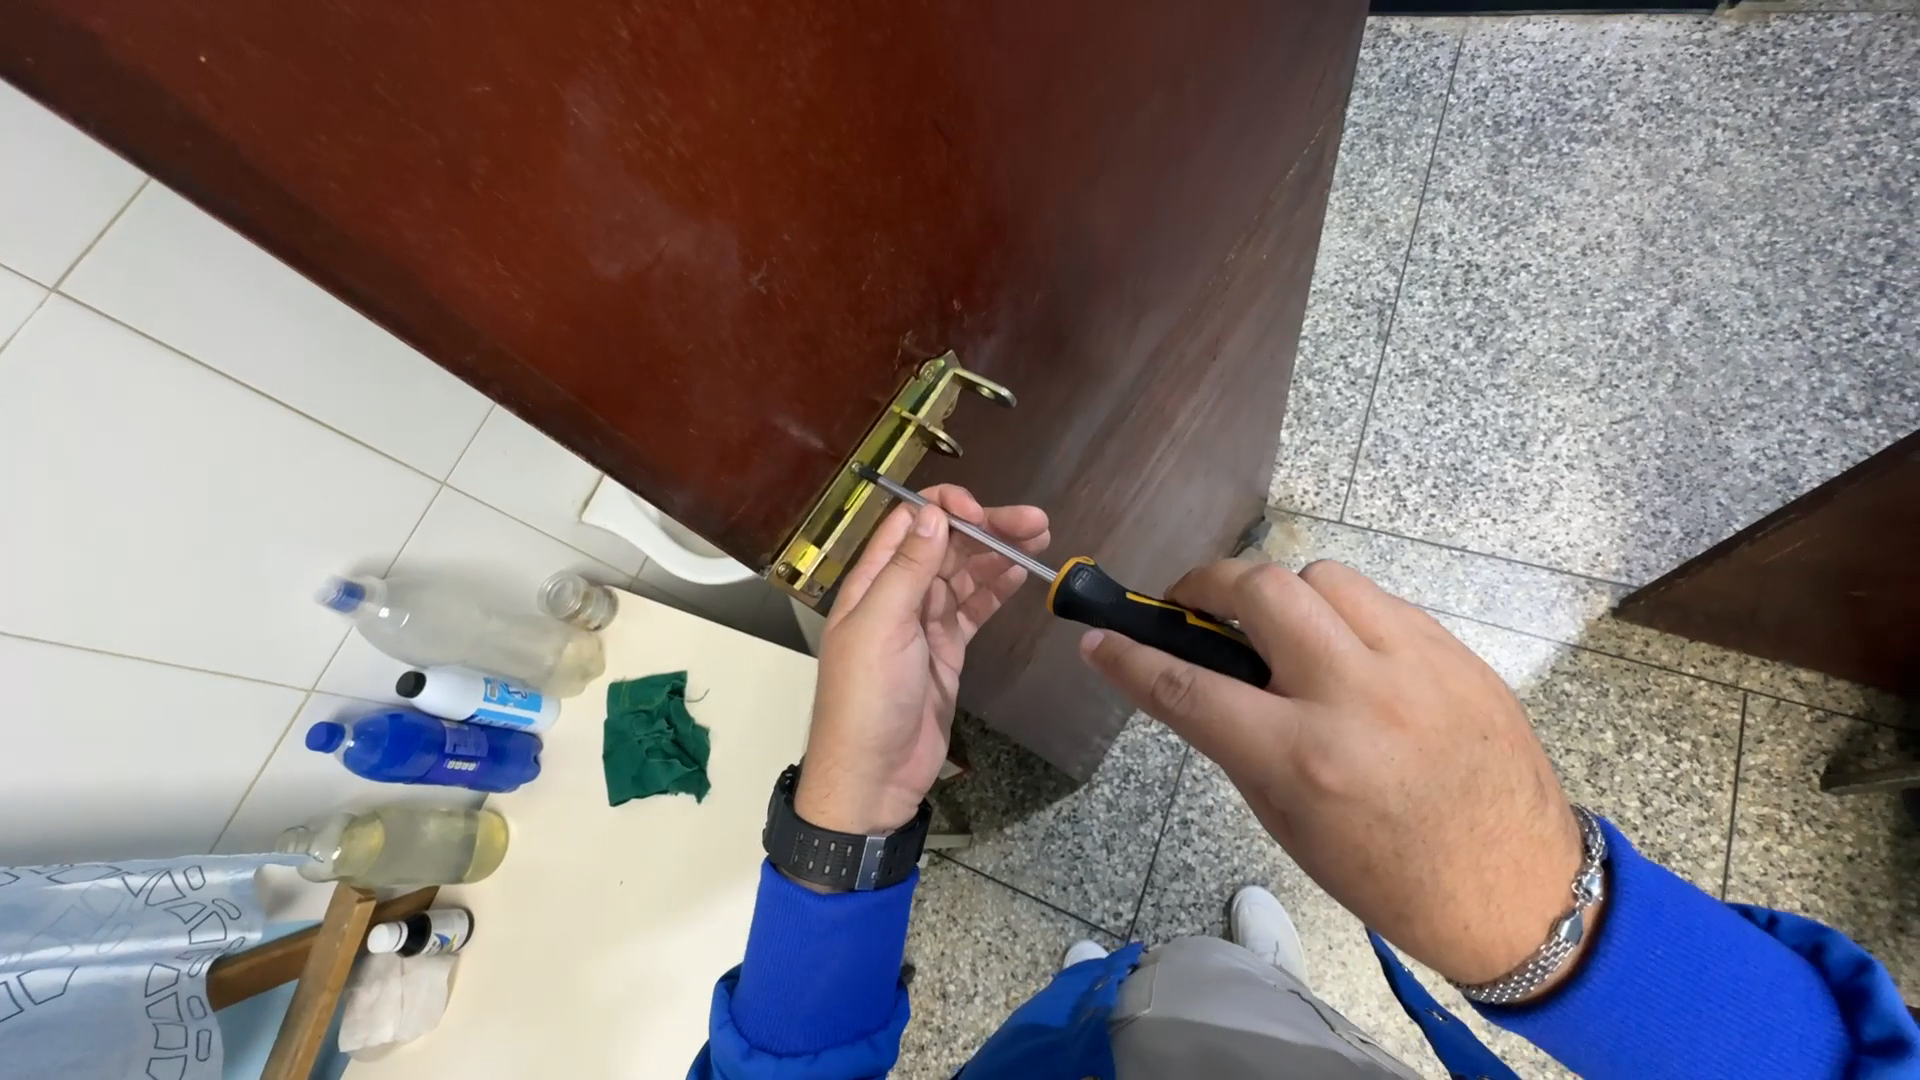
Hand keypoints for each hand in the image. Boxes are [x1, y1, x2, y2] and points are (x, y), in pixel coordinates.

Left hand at [797, 486, 1048, 837]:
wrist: (874, 776)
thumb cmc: (868, 699)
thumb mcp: (883, 626)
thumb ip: (907, 568)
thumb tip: (933, 512)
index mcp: (873, 581)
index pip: (909, 523)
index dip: (946, 509)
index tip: (983, 514)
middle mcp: (898, 594)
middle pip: (945, 545)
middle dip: (987, 528)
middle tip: (1035, 523)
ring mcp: (924, 623)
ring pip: (963, 574)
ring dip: (998, 555)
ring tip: (1039, 540)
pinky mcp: (946, 649)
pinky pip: (973, 609)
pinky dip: (995, 590)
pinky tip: (1019, 575)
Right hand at [1080, 559, 1587, 991]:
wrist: (1522, 890)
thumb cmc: (1380, 871)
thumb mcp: (1283, 816)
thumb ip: (1232, 735)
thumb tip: (1186, 674)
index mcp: (1305, 758)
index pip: (1189, 688)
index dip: (1130, 659)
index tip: (1098, 638)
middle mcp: (1358, 696)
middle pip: (1259, 590)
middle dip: (1208, 585)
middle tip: (1195, 606)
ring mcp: (1416, 665)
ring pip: (1321, 575)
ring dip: (1281, 594)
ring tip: (1281, 631)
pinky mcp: (1455, 652)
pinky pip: (1375, 599)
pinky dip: (1338, 612)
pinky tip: (1342, 649)